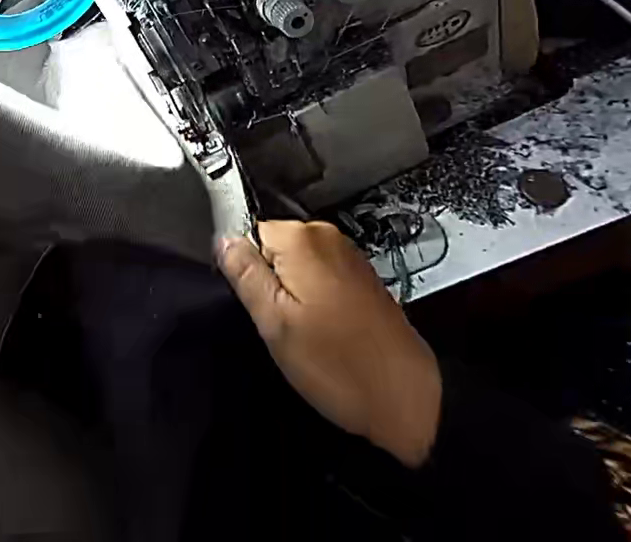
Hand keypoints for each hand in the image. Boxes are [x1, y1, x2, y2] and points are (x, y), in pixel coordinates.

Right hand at [218, 221, 443, 466]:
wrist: (408, 398)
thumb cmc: (336, 363)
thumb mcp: (274, 323)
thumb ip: (244, 273)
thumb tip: (222, 239)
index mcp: (300, 238)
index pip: (249, 233)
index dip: (247, 269)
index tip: (259, 305)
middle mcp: (326, 234)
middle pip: (273, 246)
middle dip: (270, 280)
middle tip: (281, 322)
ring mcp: (348, 253)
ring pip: (296, 262)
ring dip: (292, 291)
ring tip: (305, 330)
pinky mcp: (362, 275)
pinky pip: (320, 273)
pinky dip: (315, 296)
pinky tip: (325, 329)